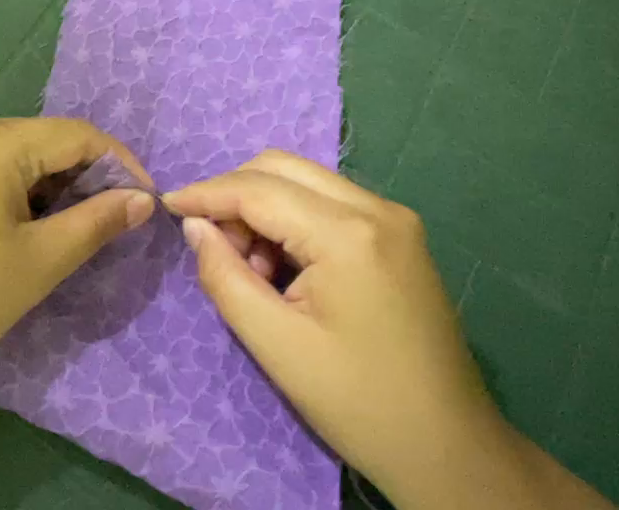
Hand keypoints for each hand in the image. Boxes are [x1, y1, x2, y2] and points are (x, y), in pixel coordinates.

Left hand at [0, 118, 155, 374]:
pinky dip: (21, 189)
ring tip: (76, 228)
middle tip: (113, 221)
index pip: (76, 134)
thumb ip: (97, 221)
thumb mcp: (42, 259)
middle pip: (46, 140)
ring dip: (54, 184)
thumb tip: (142, 199)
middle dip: (86, 175)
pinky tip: (32, 226)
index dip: (118, 164)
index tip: (145, 203)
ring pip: (19, 154)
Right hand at [167, 151, 574, 508]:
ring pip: (306, 181)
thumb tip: (195, 227)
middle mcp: (377, 208)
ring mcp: (395, 219)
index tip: (166, 205)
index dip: (207, 194)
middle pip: (283, 168)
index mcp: (348, 234)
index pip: (259, 189)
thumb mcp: (276, 345)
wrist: (452, 450)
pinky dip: (294, 219)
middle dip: (235, 195)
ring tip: (252, 268)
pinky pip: (330, 203)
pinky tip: (285, 267)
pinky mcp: (401, 236)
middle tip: (213, 245)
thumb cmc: (358, 402)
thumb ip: (225, 276)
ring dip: (264, 207)